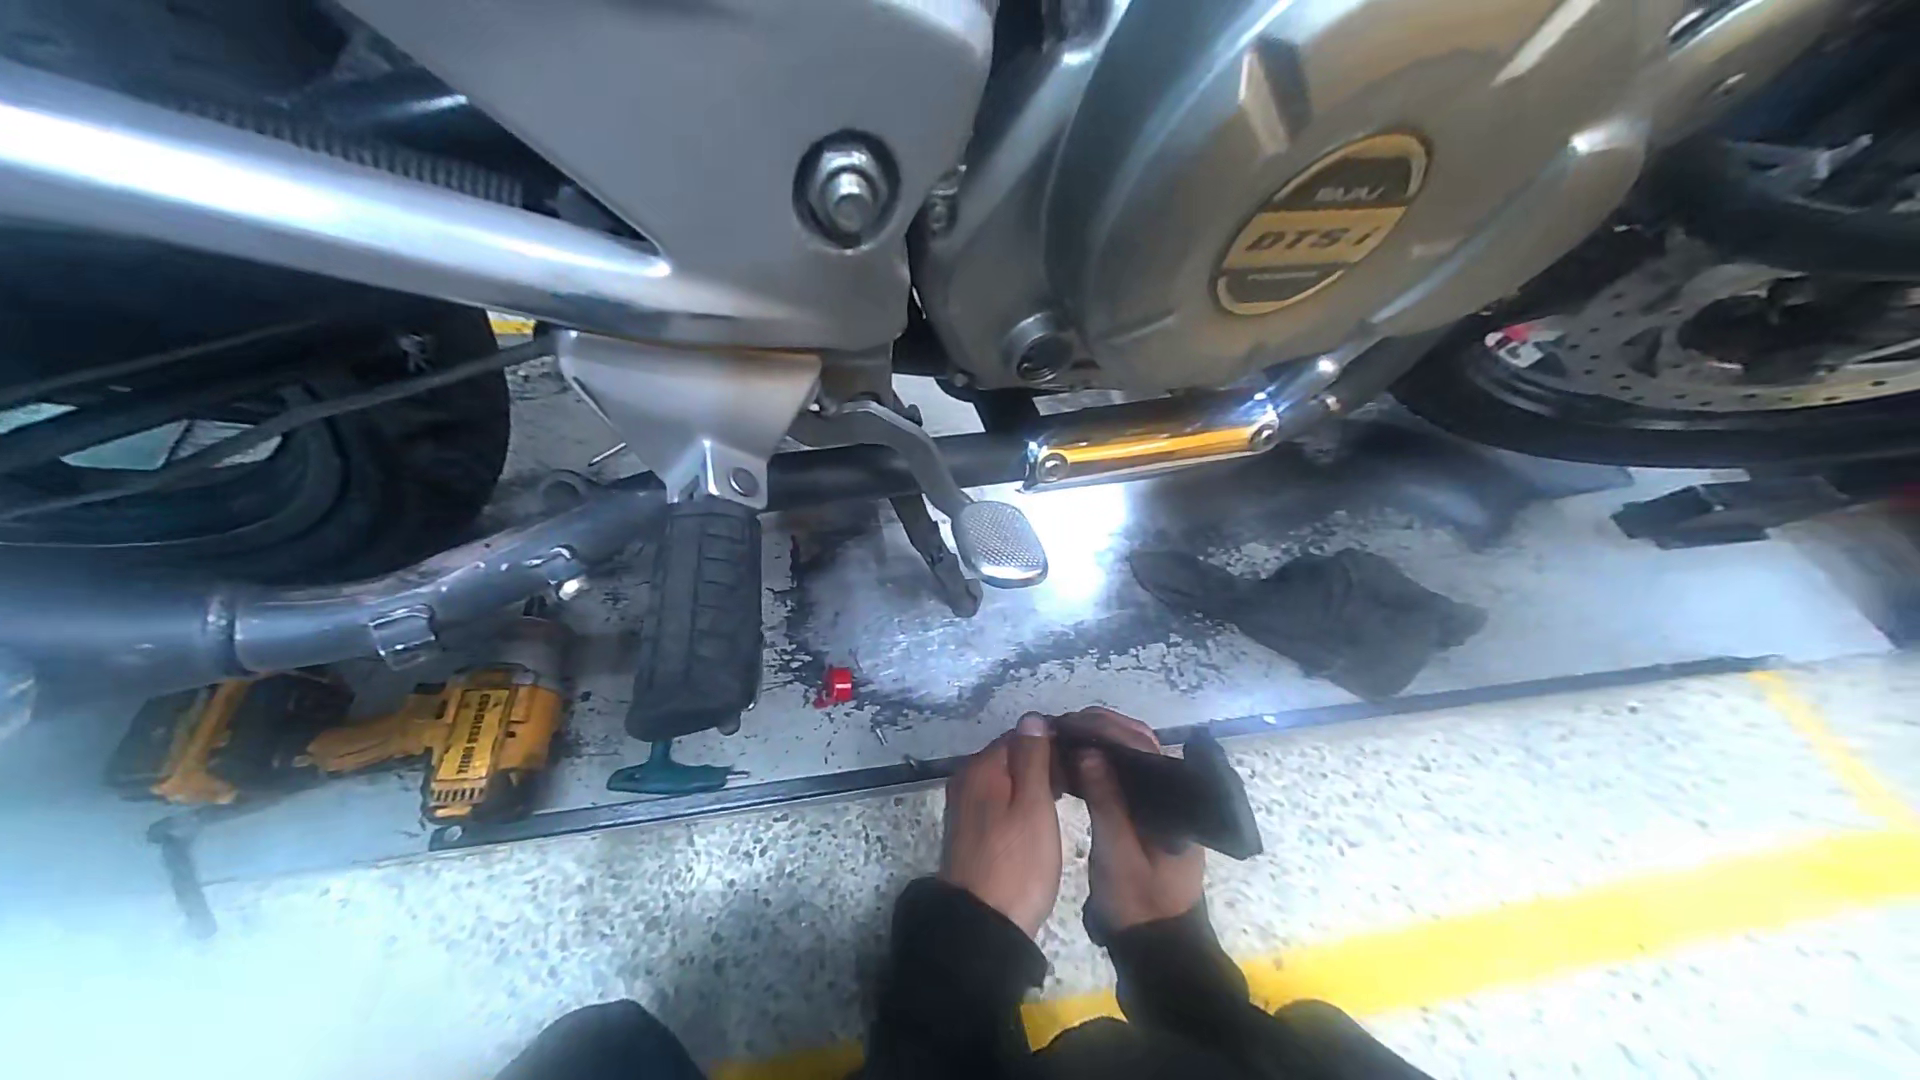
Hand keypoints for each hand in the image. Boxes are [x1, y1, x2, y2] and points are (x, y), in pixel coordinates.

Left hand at [938, 713, 1062, 936]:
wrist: (983, 926)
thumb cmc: (1016, 863)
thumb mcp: (1032, 806)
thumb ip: (1033, 759)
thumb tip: (1033, 717)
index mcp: (981, 768)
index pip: (1019, 736)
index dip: (1051, 742)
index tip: (1081, 757)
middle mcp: (967, 779)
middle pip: (1010, 756)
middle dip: (1043, 762)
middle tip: (1080, 778)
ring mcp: (966, 805)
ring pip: (1006, 779)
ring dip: (1033, 782)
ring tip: (1068, 795)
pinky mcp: (971, 829)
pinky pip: (999, 800)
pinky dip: (1021, 801)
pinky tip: (1043, 815)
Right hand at [1064, 707, 1204, 932]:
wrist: (1156, 945)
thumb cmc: (1139, 904)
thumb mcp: (1118, 856)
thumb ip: (1107, 803)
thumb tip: (1089, 752)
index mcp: (1174, 801)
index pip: (1144, 748)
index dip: (1107, 729)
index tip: (1073, 723)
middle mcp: (1172, 793)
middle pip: (1139, 743)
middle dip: (1102, 727)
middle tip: (1064, 724)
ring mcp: (1159, 801)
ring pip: (1131, 754)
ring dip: (1100, 739)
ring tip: (1064, 734)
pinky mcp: (1144, 810)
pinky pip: (1123, 772)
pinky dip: (1100, 760)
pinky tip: (1075, 759)